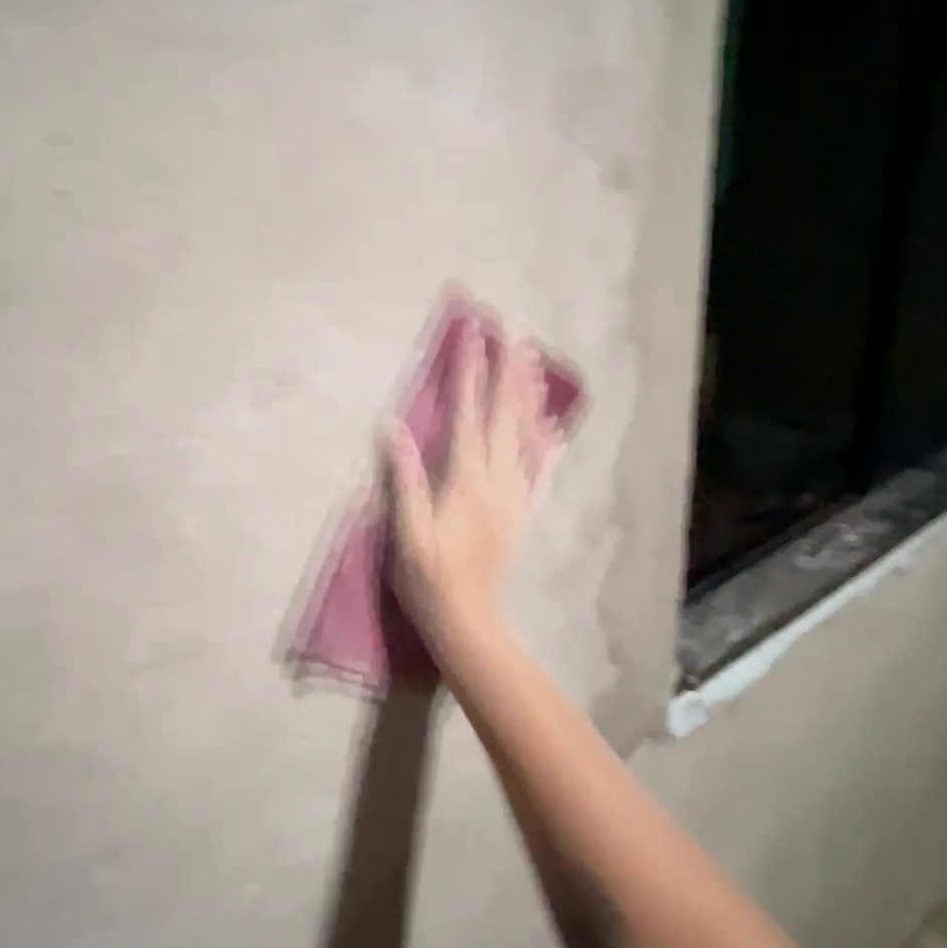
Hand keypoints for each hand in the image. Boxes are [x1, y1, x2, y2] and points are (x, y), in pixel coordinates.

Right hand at [384, 333, 562, 655]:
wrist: (468, 620)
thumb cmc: (428, 577)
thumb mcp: (407, 532)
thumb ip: (404, 479)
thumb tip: (392, 427)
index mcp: (466, 478)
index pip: (468, 412)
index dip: (469, 370)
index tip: (472, 333)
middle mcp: (497, 479)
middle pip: (504, 413)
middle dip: (508, 367)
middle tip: (514, 328)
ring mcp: (515, 496)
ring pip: (526, 434)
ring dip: (529, 393)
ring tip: (534, 358)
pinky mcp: (522, 513)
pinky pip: (541, 471)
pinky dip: (548, 443)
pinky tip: (553, 425)